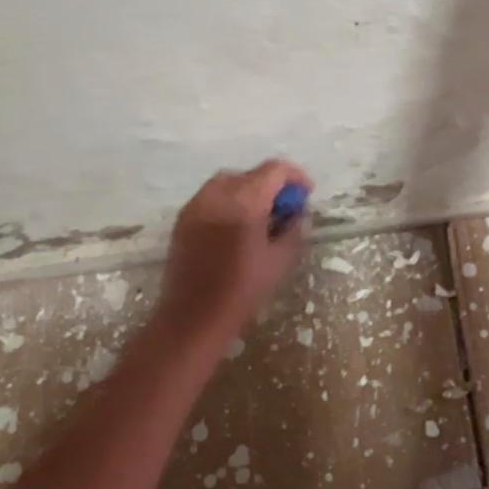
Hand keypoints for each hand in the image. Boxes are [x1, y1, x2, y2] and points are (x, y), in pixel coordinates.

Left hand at [155, 160, 312, 344]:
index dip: (295, 176)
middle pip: (250, 174)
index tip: (306, 193)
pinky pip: (211, 196)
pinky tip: (236, 226)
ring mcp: (196, 205)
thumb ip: (294, 229)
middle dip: (271, 184)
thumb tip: (299, 212)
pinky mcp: (183, 218)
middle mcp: (217, 195)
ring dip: (248, 190)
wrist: (192, 317)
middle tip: (285, 207)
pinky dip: (229, 201)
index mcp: (244, 203)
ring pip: (228, 182)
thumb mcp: (279, 261)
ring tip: (260, 216)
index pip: (274, 171)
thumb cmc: (242, 292)